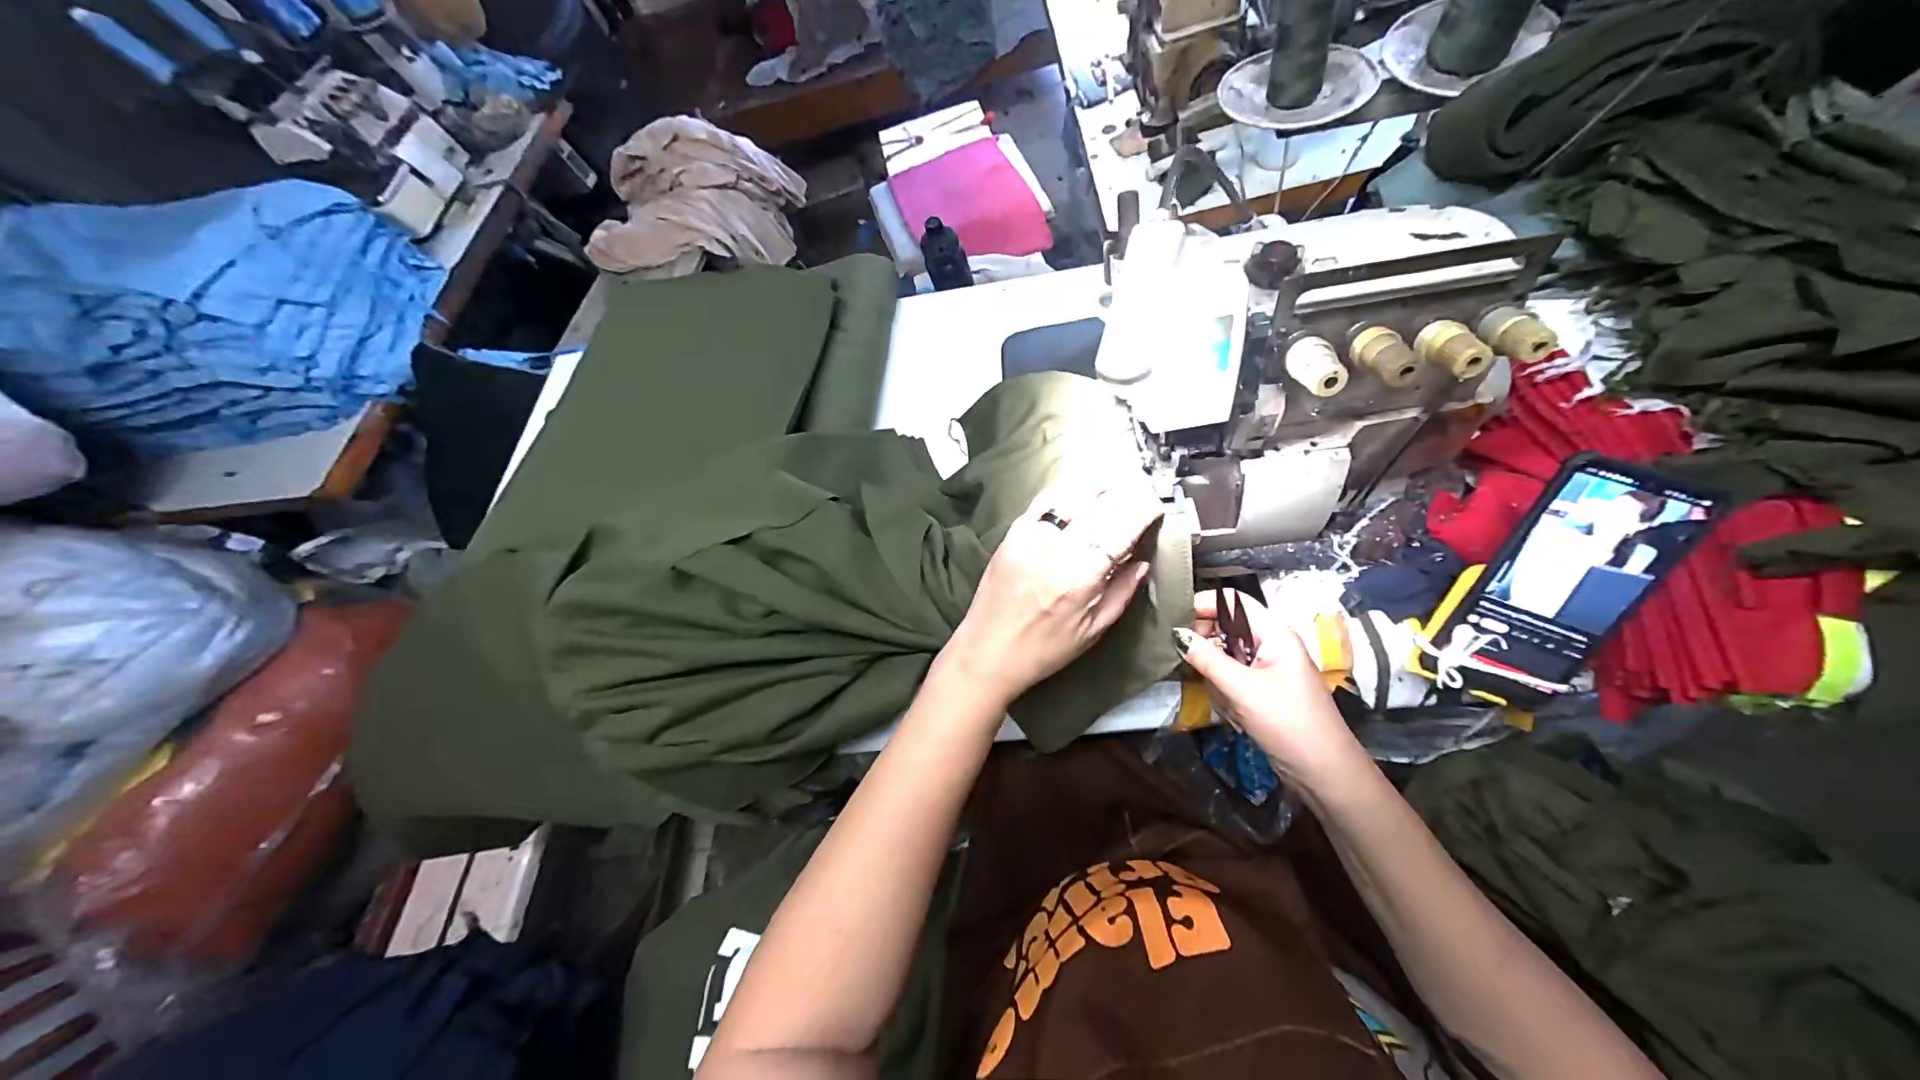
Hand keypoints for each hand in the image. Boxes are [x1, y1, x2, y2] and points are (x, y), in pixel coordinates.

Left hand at [936, 482, 1162, 709]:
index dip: (1145, 509)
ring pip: (1072, 489)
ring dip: (1099, 485)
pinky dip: (1068, 492)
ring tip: (1114, 489)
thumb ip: (1123, 591)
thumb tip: (1142, 561)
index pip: (1124, 522)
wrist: (986, 652)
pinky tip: (1079, 496)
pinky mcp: (1012, 532)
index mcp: (1082, 573)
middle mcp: (1056, 546)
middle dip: (1127, 492)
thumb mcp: (1094, 629)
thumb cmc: (1042, 649)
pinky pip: (1045, 498)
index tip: (1155, 509)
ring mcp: (1030, 534)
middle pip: (1101, 498)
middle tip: (1139, 495)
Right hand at [1175, 592, 1371, 794]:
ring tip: (1222, 697)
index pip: (1233, 602)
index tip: (1173, 619)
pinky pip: (1232, 678)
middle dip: (1206, 644)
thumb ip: (1207, 659)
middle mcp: (1271, 645)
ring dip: (1216, 674)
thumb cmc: (1288, 723)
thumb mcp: (1242, 689)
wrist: (1323, 772)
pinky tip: (1230, 710)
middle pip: (1226, 628)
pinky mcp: (1262, 690)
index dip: (1203, 604)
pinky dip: (1224, 690)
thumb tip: (1176, 634)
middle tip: (1186, 659)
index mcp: (1275, 634)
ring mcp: (1267, 668)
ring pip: (1225, 656)